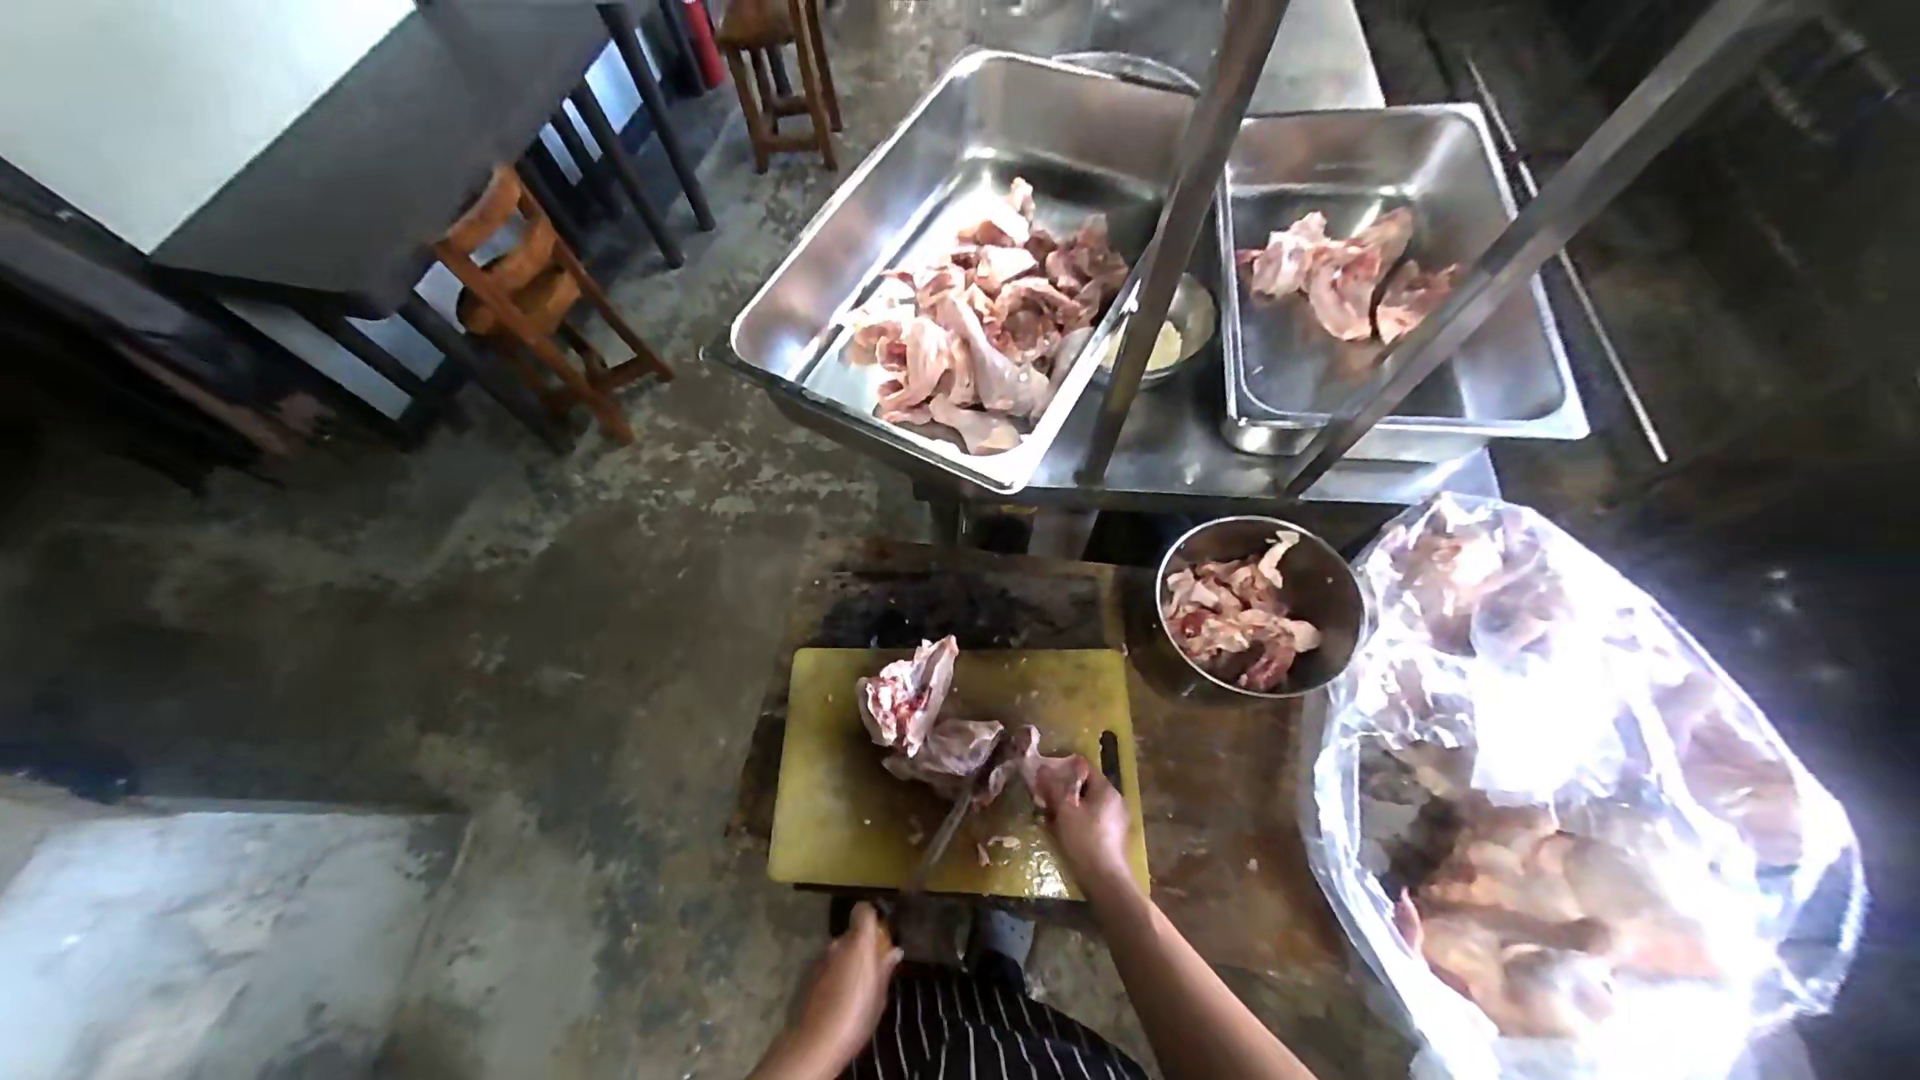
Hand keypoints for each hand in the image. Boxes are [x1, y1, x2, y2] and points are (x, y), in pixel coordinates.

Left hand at [772, 901, 902, 1076]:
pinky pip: (826, 966)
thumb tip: (894, 951)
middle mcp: (838, 943)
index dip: (871, 916)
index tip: (880, 931)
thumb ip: (885, 969)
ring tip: (853, 990)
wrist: (814, 1043)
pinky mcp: (807, 975)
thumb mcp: (879, 996)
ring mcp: (819, 958)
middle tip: (871, 969)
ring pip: (838, 951)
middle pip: (851, 933)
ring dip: (846, 962)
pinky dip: (832, 975)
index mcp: (859, 942)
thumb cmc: (855, 1016)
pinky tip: (836, 999)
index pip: (863, 910)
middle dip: (861, 946)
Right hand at [1034, 755, 1134, 895]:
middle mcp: (1115, 800)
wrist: (1105, 881)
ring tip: (1049, 818)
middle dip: (1063, 792)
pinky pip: (1091, 820)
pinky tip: (1063, 833)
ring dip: (1067, 808)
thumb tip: (1042, 768)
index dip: (1062, 770)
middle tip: (1044, 800)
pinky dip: (1076, 821)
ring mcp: (1116, 819)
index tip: (1045, 779)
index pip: (1083, 768)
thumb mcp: (1064, 811)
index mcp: (1106, 789)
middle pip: (1084, 787)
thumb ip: (1053, 787)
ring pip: (1086, 805)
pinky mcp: (1113, 836)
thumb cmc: (1084, 840)